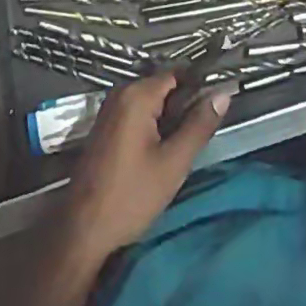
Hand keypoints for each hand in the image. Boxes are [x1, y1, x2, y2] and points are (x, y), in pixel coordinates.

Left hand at [58, 73, 228, 263]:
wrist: (81, 232)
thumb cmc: (130, 196)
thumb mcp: (173, 162)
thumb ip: (200, 124)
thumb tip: (223, 94)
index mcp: (137, 96)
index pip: (178, 73)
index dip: (201, 85)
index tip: (219, 104)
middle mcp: (120, 95)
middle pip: (165, 87)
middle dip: (186, 104)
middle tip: (204, 130)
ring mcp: (110, 111)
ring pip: (153, 102)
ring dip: (171, 117)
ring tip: (187, 143)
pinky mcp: (105, 129)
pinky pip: (138, 114)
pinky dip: (155, 126)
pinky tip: (164, 150)